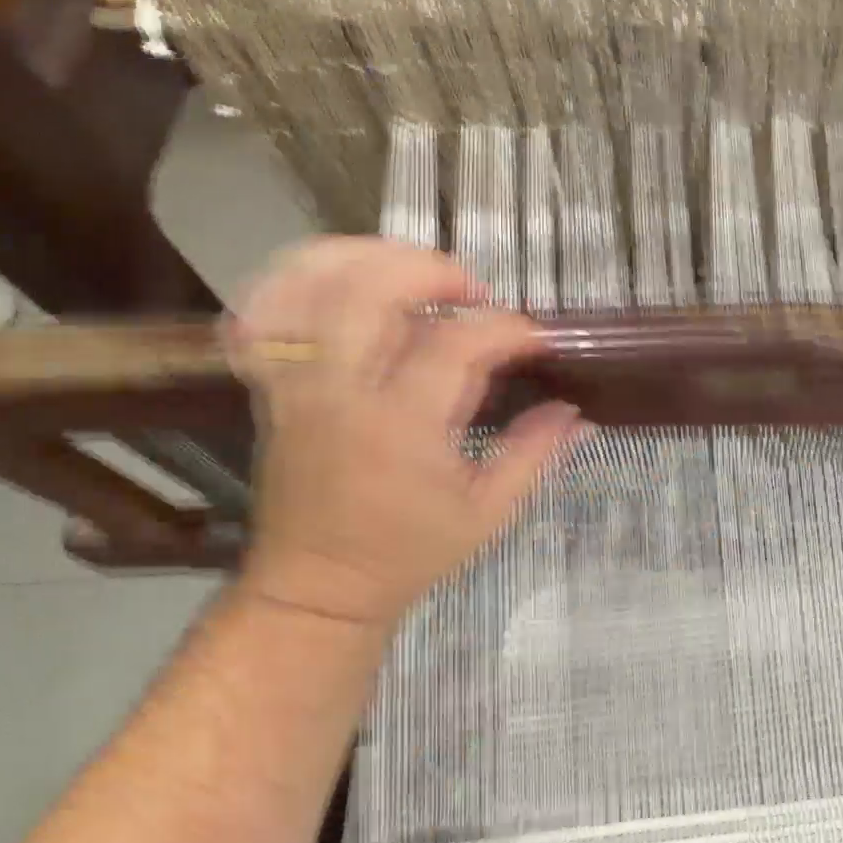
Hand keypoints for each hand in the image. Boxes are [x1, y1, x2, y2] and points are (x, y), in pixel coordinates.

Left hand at [228, 237, 583, 625]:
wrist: (320, 584)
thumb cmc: (410, 552)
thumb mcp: (489, 513)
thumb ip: (533, 455)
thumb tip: (576, 412)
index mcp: (402, 427)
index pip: (457, 345)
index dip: (507, 329)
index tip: (537, 338)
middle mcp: (340, 392)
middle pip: (368, 289)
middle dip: (429, 271)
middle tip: (472, 291)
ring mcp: (296, 383)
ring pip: (308, 283)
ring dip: (363, 257)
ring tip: (409, 271)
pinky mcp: (272, 385)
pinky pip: (266, 310)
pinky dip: (298, 280)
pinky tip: (339, 280)